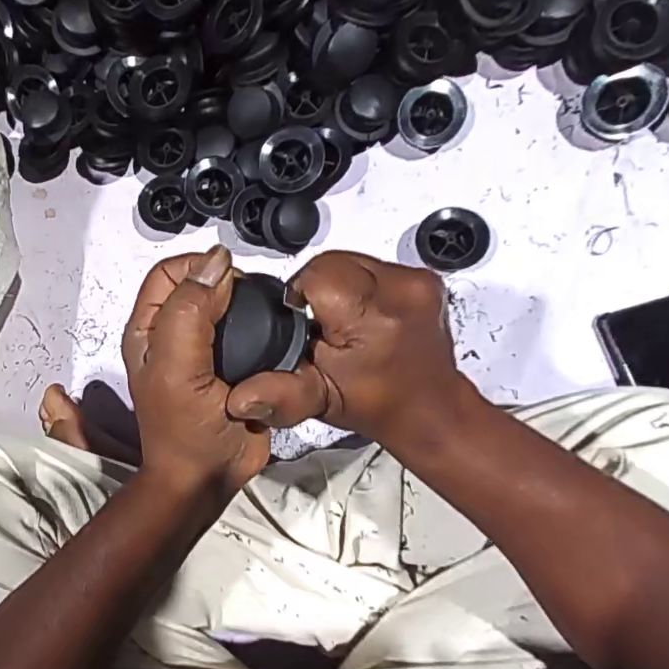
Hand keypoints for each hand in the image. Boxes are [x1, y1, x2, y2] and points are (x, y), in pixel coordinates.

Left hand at [124, 246, 269, 493]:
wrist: (209, 477)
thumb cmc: (184, 431)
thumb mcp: (177, 366)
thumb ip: (190, 310)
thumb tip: (216, 262)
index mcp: (150, 330)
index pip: (170, 272)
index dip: (200, 268)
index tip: (230, 284)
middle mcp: (175, 335)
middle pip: (202, 285)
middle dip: (229, 287)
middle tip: (250, 308)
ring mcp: (205, 351)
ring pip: (231, 309)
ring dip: (250, 312)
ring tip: (262, 327)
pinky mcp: (234, 366)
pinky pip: (252, 335)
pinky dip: (263, 334)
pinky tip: (271, 344)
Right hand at [225, 250, 472, 448]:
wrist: (428, 408)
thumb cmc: (378, 404)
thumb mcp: (318, 399)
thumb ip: (277, 392)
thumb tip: (240, 397)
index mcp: (371, 319)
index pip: (317, 272)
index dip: (300, 295)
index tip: (305, 322)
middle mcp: (400, 293)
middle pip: (334, 260)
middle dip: (319, 289)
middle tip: (324, 327)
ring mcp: (416, 282)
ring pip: (354, 259)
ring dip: (341, 285)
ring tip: (344, 322)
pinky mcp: (424, 279)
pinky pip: (377, 266)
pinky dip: (364, 286)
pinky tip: (365, 315)